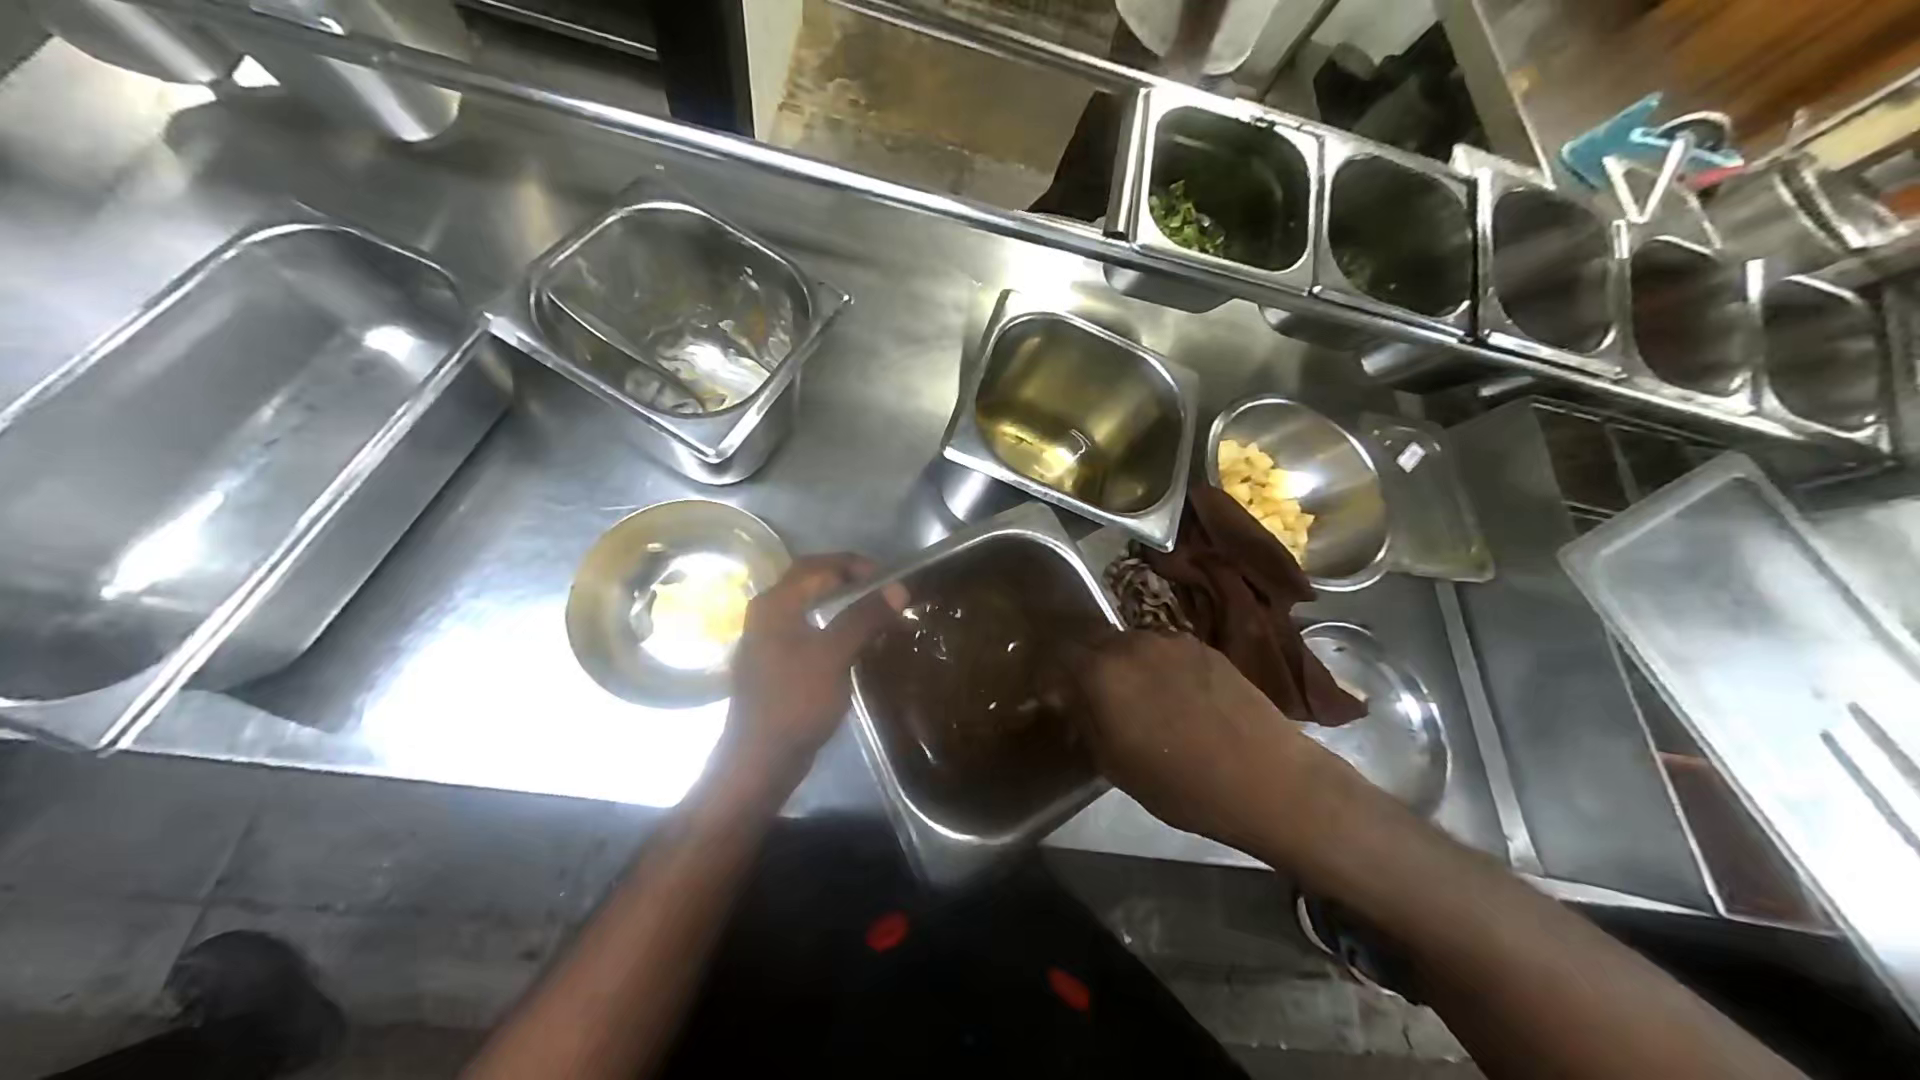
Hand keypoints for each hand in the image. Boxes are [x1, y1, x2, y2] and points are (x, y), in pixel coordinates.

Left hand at [713, 554, 905, 796]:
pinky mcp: (778, 664)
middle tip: (886, 593)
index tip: (888, 576)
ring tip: (879, 616)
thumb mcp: (834, 655)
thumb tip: (898, 587)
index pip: (816, 565)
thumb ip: (864, 617)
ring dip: (845, 606)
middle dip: (850, 582)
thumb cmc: (795, 702)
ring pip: (812, 609)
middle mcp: (768, 614)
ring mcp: (770, 640)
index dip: (853, 564)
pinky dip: (835, 628)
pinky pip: (811, 632)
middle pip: (812, 583)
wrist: (761, 759)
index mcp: (775, 604)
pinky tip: (858, 644)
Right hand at [1062, 631, 1351, 855]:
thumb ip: (1085, 722)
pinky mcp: (1204, 647)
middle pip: (1092, 642)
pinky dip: (1154, 667)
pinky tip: (1172, 698)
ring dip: (1121, 665)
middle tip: (1090, 697)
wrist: (1269, 780)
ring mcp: (1171, 642)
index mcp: (1102, 672)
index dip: (1050, 676)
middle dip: (1084, 666)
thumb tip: (1070, 701)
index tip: (1053, 698)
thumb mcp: (1115, 765)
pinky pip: (1162, 650)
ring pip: (1129, 644)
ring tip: (1135, 699)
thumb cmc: (1182, 784)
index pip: (1058, 655)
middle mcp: (1132, 644)